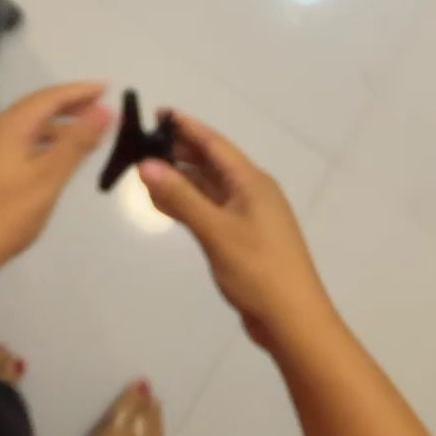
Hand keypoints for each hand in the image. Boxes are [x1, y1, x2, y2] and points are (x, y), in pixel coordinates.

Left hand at [0, 82, 111, 266]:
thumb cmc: (8, 213)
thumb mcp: (48, 177)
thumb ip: (77, 142)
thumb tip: (104, 110)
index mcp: (9, 125)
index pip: (50, 97)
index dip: (80, 91)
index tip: (107, 88)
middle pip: (39, 107)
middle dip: (71, 104)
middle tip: (102, 106)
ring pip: (30, 125)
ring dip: (59, 124)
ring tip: (88, 131)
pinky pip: (23, 139)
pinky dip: (46, 140)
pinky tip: (59, 154)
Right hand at [138, 112, 331, 351]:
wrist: (293, 323)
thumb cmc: (257, 269)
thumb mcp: (215, 230)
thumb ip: (180, 196)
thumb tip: (146, 164)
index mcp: (252, 182)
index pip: (214, 143)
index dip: (186, 126)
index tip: (158, 112)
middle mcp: (250, 191)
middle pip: (210, 162)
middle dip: (178, 151)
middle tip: (142, 144)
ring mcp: (246, 215)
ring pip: (207, 187)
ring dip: (179, 179)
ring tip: (145, 173)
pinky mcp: (240, 237)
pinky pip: (209, 209)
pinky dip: (186, 204)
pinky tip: (162, 204)